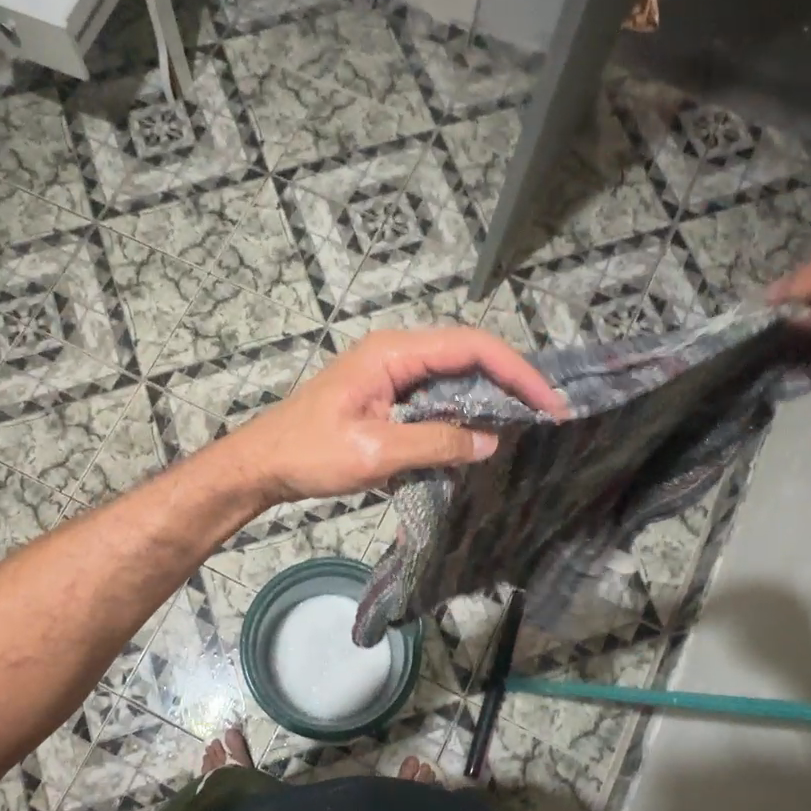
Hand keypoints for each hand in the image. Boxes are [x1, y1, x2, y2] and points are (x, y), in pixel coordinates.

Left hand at [228, 328, 567, 501]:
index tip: (548, 404)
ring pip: (454, 377)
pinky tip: (479, 438)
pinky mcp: (386, 396)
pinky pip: (435, 398)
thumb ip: (434, 443)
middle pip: (468, 356)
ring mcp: (390, 373)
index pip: (470, 346)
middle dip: (510, 383)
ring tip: (525, 428)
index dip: (516, 371)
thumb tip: (490, 441)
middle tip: (547, 419)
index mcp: (393, 353)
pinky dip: (462, 414)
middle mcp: (396, 353)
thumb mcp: (374, 452)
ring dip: (488, 399)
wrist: (262, 464)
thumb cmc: (309, 453)